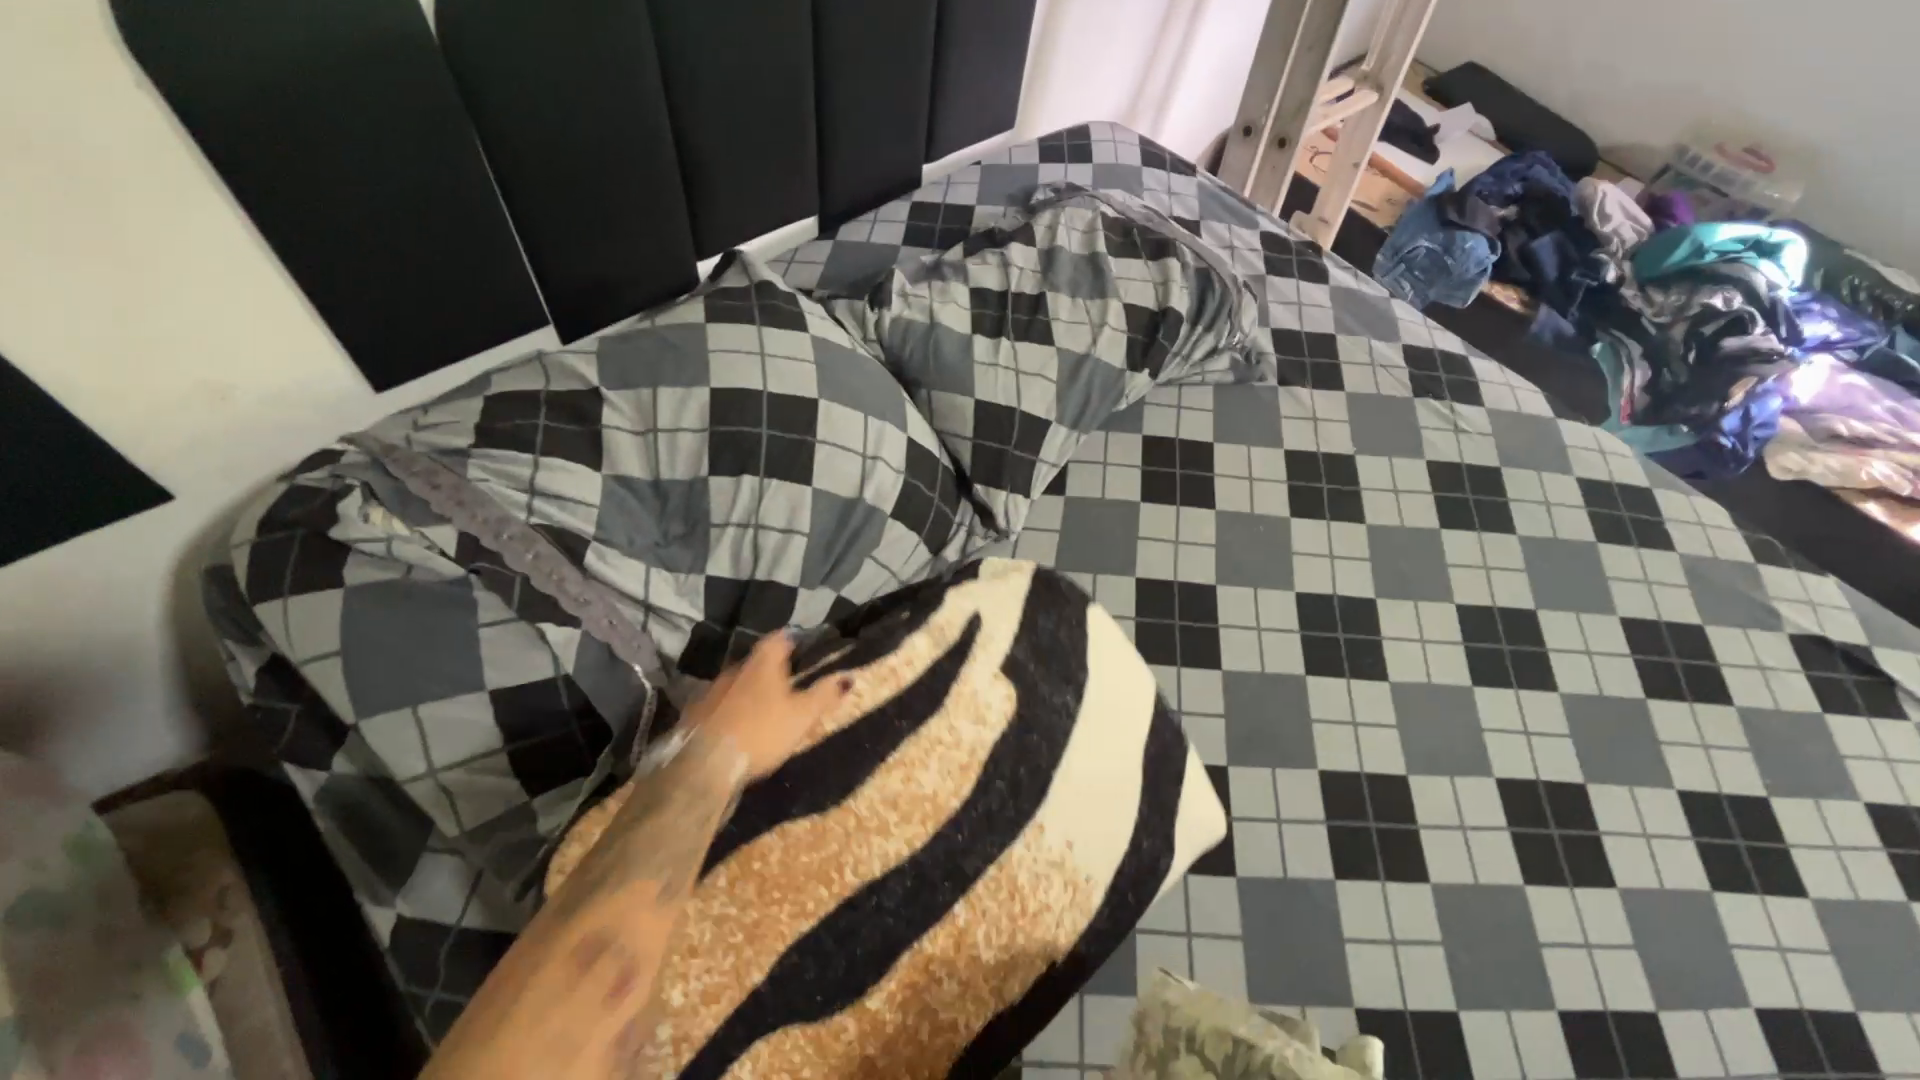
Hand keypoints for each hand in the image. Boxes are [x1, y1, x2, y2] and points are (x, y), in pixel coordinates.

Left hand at [678, 631, 851, 778]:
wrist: (705, 763)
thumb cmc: (761, 732)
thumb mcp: (802, 716)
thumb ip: (824, 695)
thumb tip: (849, 676)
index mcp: (763, 664)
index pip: (778, 639)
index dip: (791, 640)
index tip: (800, 647)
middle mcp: (734, 670)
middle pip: (756, 662)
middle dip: (770, 670)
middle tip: (786, 684)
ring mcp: (711, 691)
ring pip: (736, 684)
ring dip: (748, 692)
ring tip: (762, 708)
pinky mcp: (694, 714)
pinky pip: (718, 705)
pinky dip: (730, 710)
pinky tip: (736, 726)